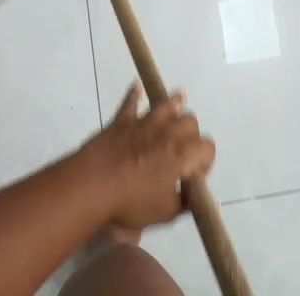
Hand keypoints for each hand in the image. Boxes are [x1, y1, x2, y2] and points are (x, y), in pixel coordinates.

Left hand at [76, 82, 216, 230]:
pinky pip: (130, 101)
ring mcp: (143, 122)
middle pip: (189, 120)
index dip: (205, 160)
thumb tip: (196, 197)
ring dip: (174, 103)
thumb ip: (185, 203)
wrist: (92, 184)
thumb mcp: (165, 213)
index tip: (194, 174)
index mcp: (181, 155)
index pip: (207, 147)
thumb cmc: (131, 202)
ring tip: (179, 100)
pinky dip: (135, 93)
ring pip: (165, 104)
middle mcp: (166, 132)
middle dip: (192, 132)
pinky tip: (137, 86)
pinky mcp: (121, 119)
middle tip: (183, 148)